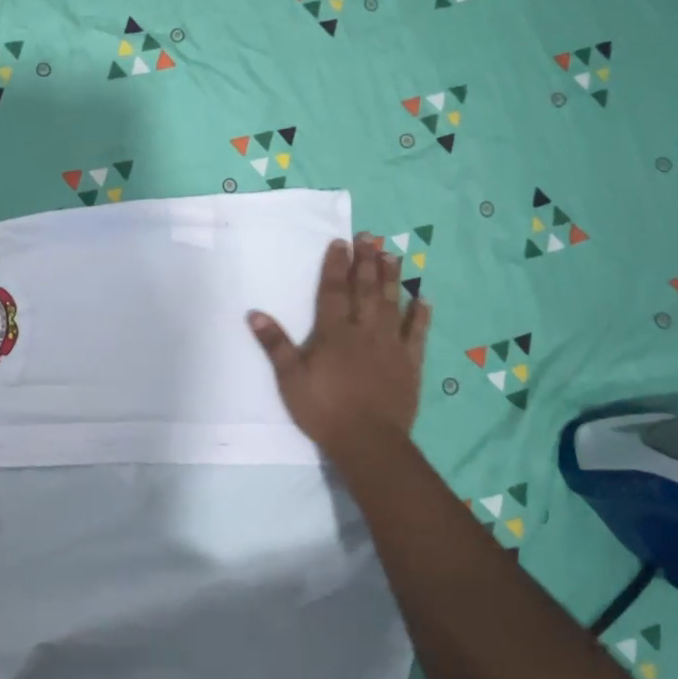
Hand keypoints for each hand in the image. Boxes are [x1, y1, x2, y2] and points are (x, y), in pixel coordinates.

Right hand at [247, 234, 430, 450]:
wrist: (369, 441)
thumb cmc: (324, 410)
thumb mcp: (290, 379)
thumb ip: (275, 345)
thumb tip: (254, 313)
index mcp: (333, 334)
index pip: (332, 292)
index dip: (335, 266)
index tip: (341, 242)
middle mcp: (364, 332)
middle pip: (365, 291)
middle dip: (366, 262)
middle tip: (371, 237)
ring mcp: (391, 346)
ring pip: (392, 305)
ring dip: (392, 278)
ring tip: (392, 254)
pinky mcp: (410, 364)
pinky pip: (417, 334)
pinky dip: (421, 316)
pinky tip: (423, 299)